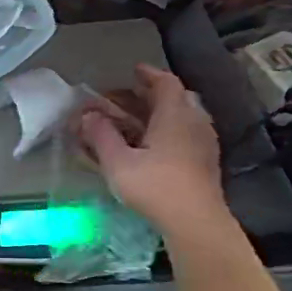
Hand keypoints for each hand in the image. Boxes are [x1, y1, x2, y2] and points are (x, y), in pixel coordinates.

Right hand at [79, 64, 228, 235]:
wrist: (194, 220)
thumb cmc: (154, 186)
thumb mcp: (118, 162)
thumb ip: (101, 136)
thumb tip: (87, 115)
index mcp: (174, 116)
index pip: (165, 84)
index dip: (149, 74)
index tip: (133, 70)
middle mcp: (193, 122)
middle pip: (175, 99)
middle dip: (150, 94)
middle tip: (127, 97)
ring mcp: (202, 142)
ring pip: (181, 117)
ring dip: (158, 113)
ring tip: (136, 120)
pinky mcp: (204, 161)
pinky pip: (184, 133)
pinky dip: (166, 130)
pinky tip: (152, 144)